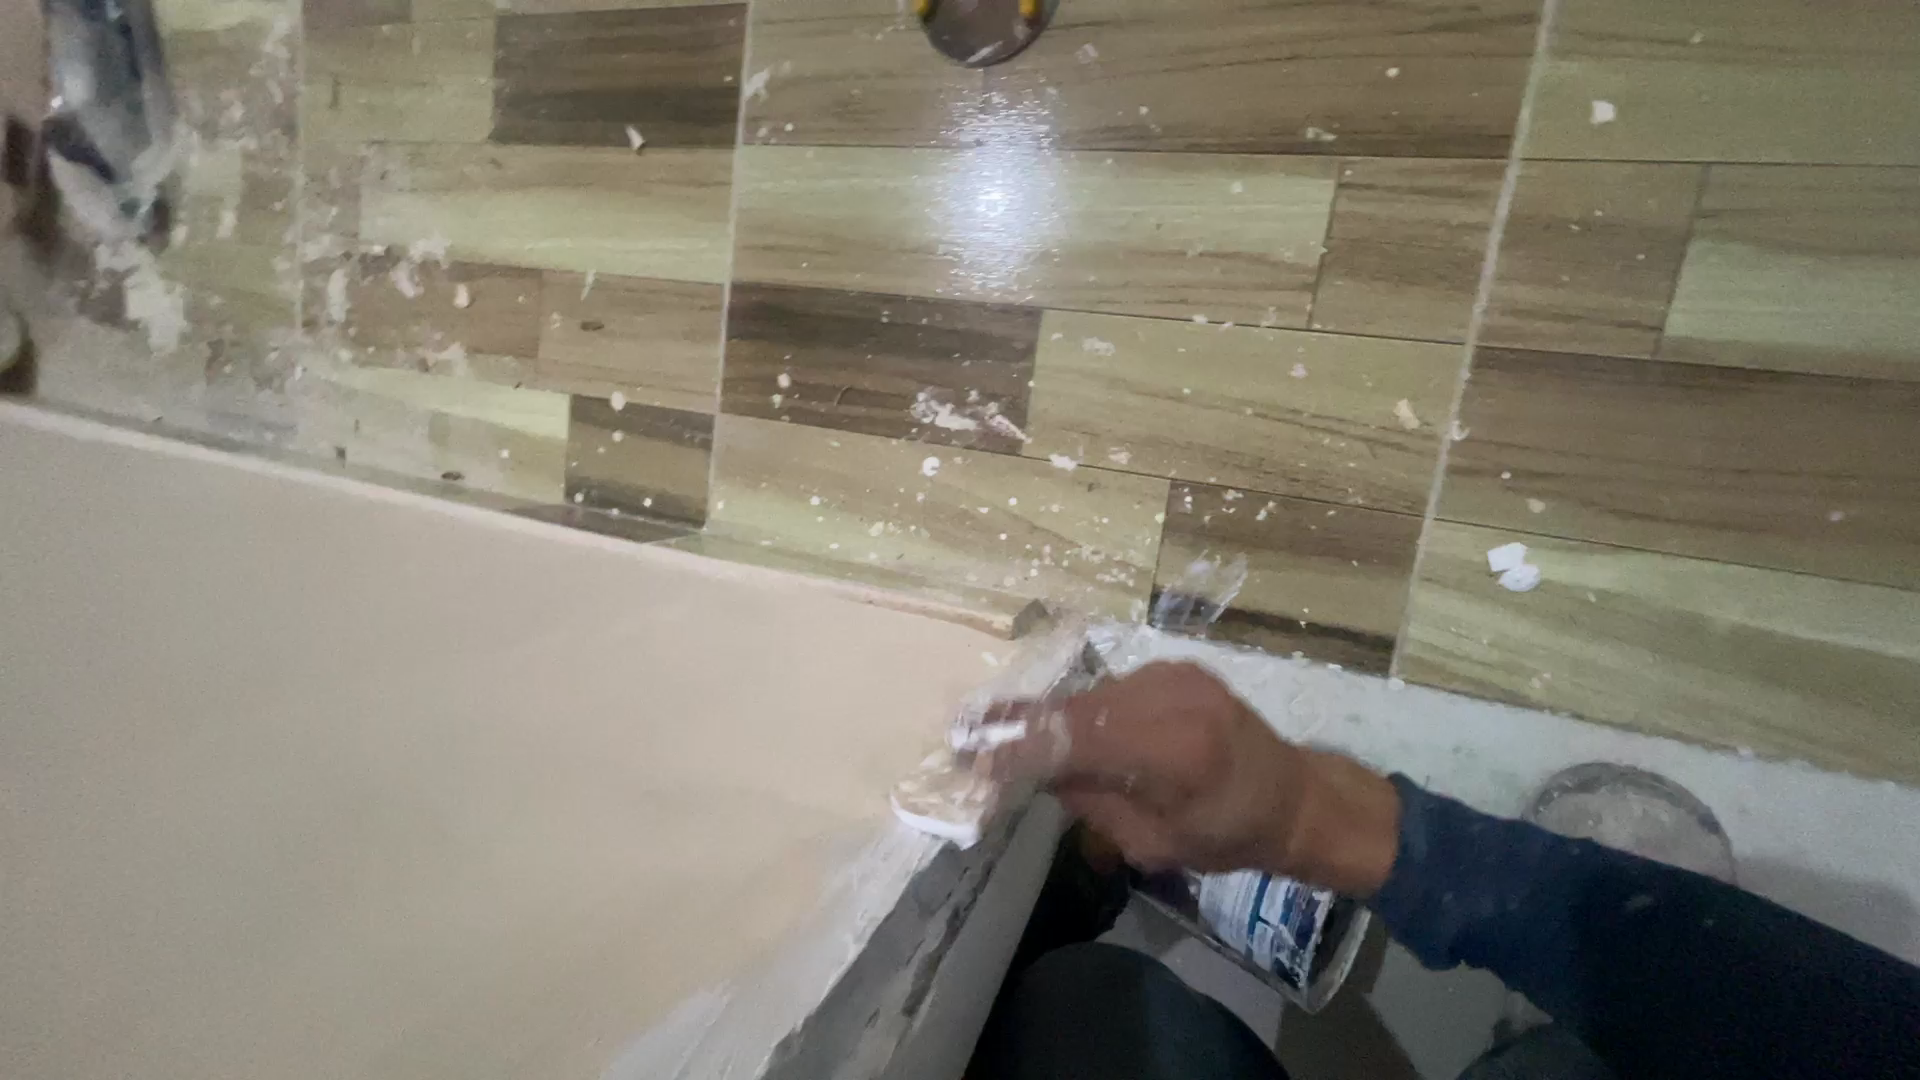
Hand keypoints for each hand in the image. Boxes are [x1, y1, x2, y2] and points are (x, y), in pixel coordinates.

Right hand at [987, 661, 1401, 894]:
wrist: (1294, 793)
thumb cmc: (1227, 834)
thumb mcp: (1151, 843)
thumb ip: (1089, 800)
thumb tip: (1031, 768)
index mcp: (1175, 753)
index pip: (1076, 740)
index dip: (1020, 744)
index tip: (972, 753)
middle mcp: (1172, 699)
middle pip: (1075, 707)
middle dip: (1021, 723)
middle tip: (969, 730)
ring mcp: (1174, 674)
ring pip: (1090, 694)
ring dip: (1054, 716)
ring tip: (1014, 732)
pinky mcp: (1175, 665)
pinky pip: (1112, 687)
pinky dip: (1086, 708)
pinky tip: (1073, 726)